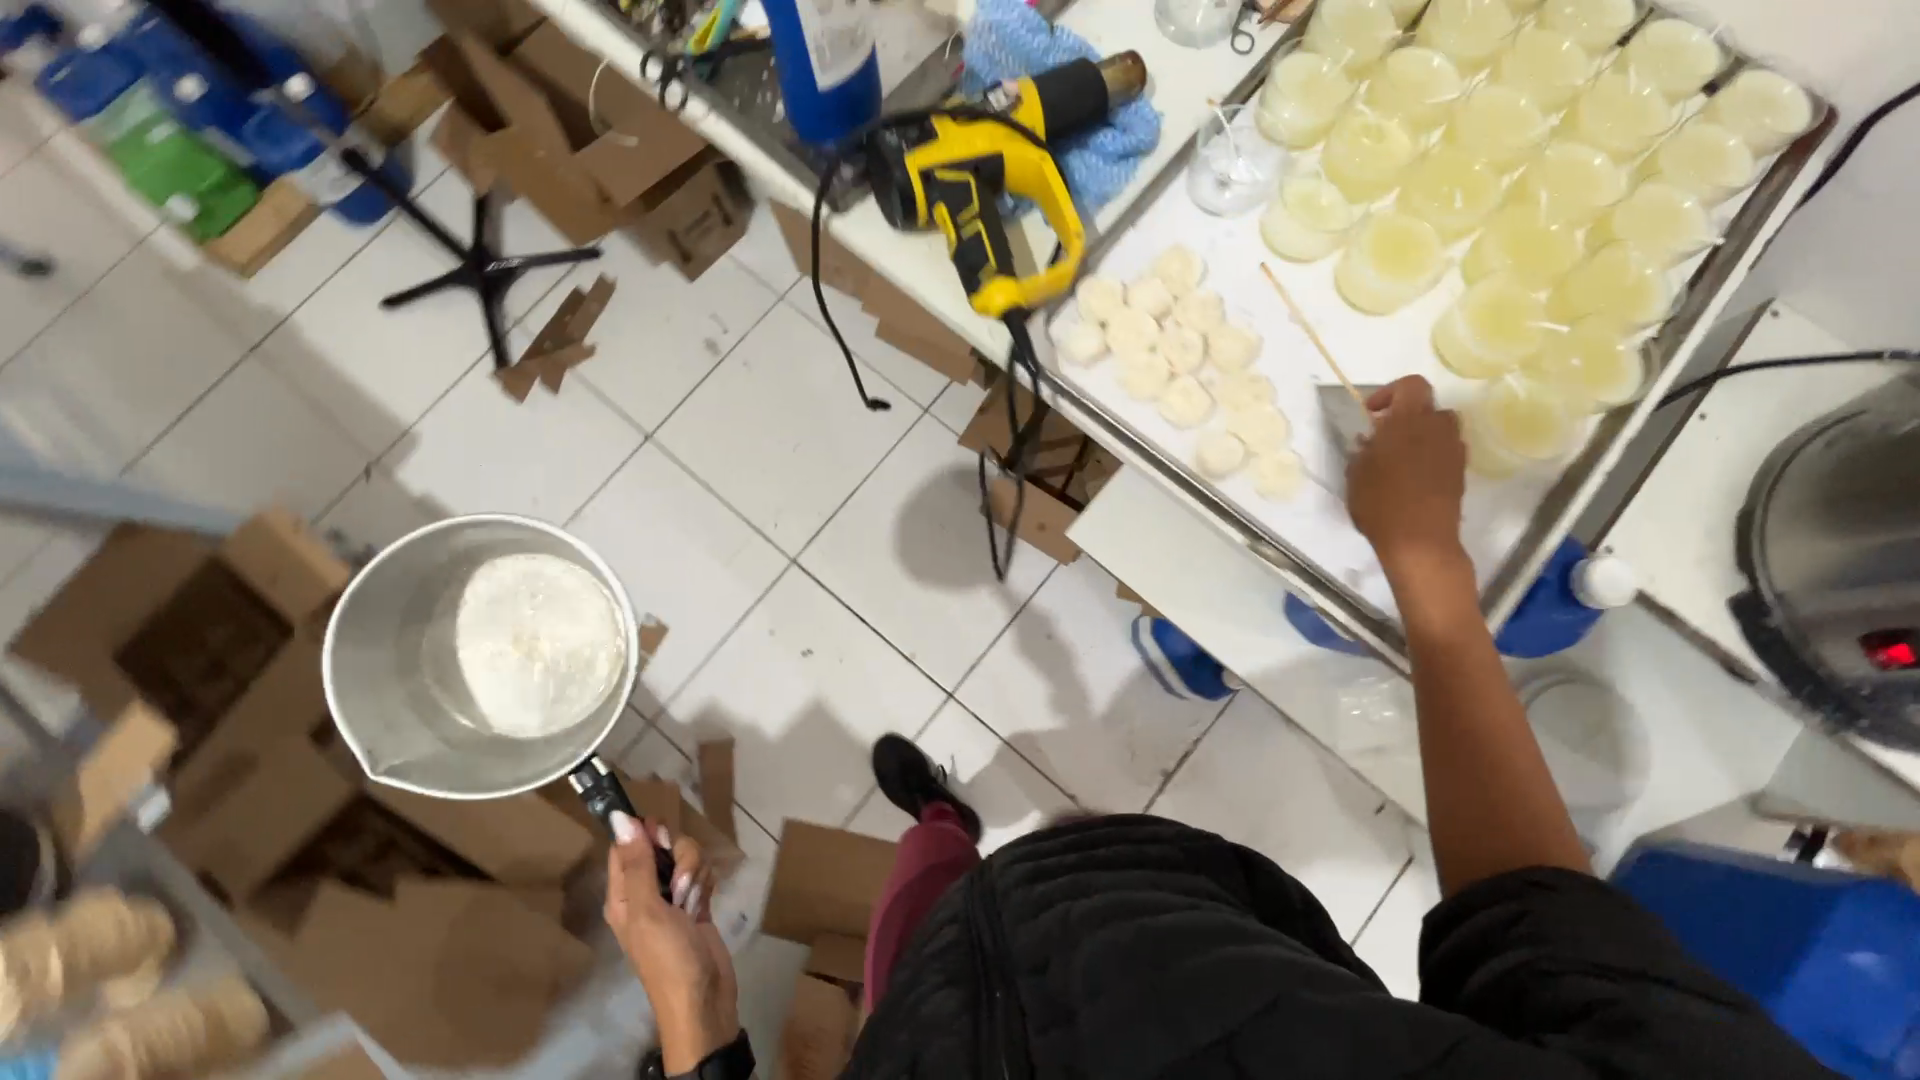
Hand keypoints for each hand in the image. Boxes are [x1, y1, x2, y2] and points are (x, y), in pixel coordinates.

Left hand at [604, 812, 738, 1073]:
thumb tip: (619, 817)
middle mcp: (644, 891)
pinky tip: (705, 902)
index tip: (662, 842)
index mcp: (622, 894)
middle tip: (679, 880)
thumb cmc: (667, 957)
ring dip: (695, 871)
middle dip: (678, 855)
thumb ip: (637, 863)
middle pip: (661, 846)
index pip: (626, 846)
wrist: (703, 998)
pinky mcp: (696, 902)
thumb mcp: (647, 910)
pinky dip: (707, 882)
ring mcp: (672, 897)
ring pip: (685, 857)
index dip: (644, 835)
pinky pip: (702, 873)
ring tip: (693, 900)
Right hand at [1345, 376, 1467, 575]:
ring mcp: (1454, 450)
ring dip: (1421, 434)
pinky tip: (1412, 477)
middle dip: (1406, 415)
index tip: (1372, 414)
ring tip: (1399, 457)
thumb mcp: (1356, 474)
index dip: (1390, 392)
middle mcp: (1437, 429)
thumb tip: (1370, 440)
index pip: (1411, 385)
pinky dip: (1430, 454)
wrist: (1419, 541)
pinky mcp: (1460, 471)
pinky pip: (1445, 450)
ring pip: (1440, 428)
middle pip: (1428, 406)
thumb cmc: (1380, 504)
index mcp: (1409, 422)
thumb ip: (1363, 450)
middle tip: (1384, 436)